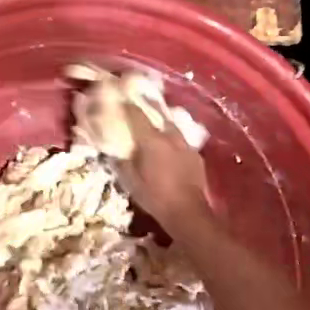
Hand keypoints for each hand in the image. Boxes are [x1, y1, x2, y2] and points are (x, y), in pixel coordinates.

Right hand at [117, 104, 211, 231]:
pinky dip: (172, 139)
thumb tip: (113, 150)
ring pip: (172, 126)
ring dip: (162, 122)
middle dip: (147, 106)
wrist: (187, 212)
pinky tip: (169, 147)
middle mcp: (170, 137)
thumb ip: (121, 161)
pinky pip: (181, 141)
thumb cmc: (154, 196)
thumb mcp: (130, 180)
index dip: (126, 105)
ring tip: (155, 121)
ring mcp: (186, 145)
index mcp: (151, 140)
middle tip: (139, 101)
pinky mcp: (196, 156)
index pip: (136, 115)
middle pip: (158, 114)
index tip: (118, 97)